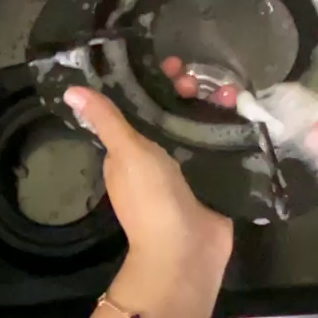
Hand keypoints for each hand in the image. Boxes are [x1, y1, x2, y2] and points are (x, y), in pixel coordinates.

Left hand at [64, 87, 232, 317]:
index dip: (157, 82)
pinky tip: (246, 112)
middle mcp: (159, 156)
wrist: (186, 252)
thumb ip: (106, 120)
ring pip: (201, 126)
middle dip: (189, 92)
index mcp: (132, 149)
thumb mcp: (126, 152)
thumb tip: (70, 91)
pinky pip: (223, 146)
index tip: (174, 66)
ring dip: (214, 106)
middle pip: (175, 112)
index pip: (143, 105)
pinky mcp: (214, 180)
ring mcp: (189, 169)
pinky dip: (234, 128)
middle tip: (202, 82)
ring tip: (232, 92)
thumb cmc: (151, 199)